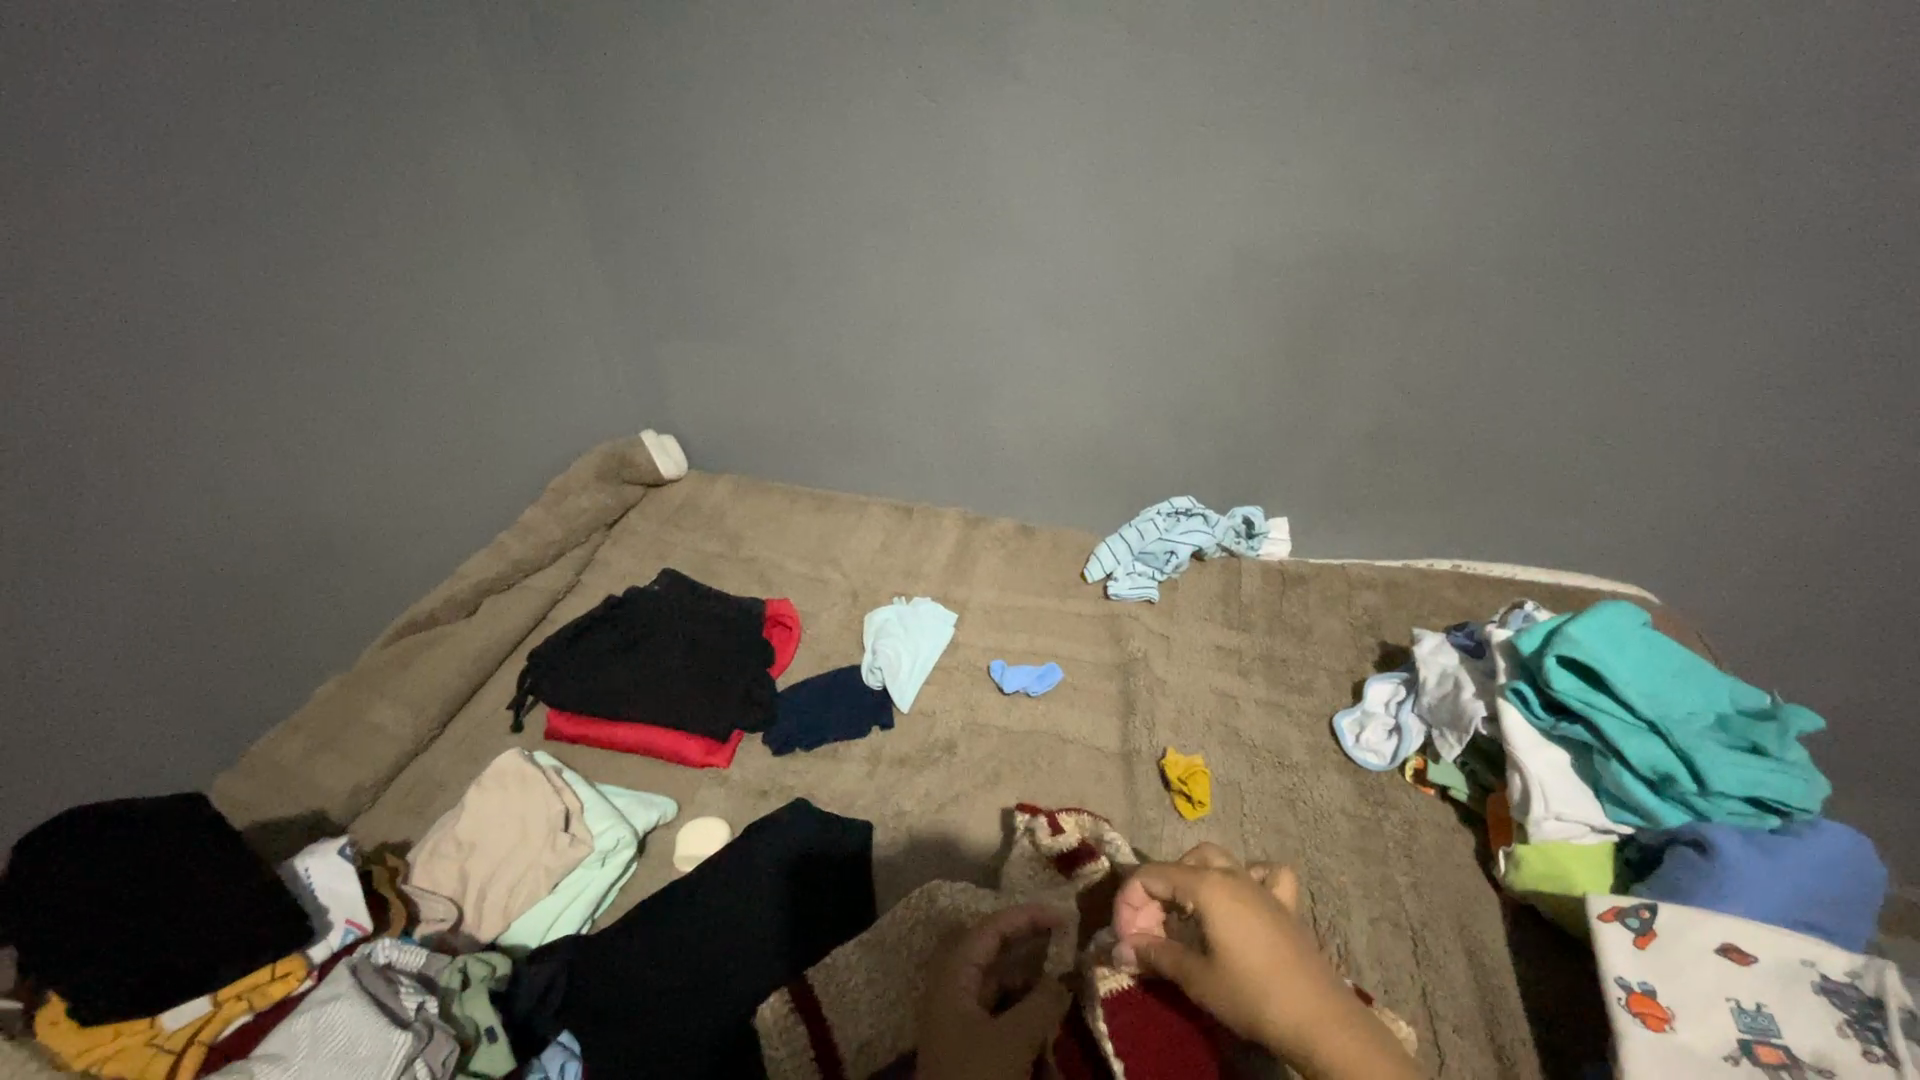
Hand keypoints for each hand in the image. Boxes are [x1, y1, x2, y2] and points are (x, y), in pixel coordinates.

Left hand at [916, 904, 1073, 1079]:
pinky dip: (1026, 1020)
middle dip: (1031, 950)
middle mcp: (952, 991)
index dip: (1026, 917)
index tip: (1063, 915)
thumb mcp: (1013, 1040)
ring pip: (1001, 989)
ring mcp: (960, 1021)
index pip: (989, 929)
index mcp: (952, 977)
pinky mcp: (971, 1049)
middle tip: (1066, 943)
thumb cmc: (975, 1079)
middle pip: (995, 955)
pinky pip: (1003, 1020)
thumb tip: (1064, 978)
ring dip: (1033, 989)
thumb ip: (1042, 1002)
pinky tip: (1049, 1033)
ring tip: (1064, 989)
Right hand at [1111, 844, 1419, 1079]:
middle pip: (1182, 864)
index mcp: (1206, 886)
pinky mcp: (1286, 906)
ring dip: (1194, 879)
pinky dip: (1248, 878)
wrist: (1319, 1020)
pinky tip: (1242, 899)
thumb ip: (1155, 955)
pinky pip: (1265, 875)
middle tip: (1150, 931)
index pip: (1151, 876)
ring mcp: (1263, 887)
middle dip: (1158, 892)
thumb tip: (1121, 948)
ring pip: (1220, 861)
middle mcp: (1233, 875)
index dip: (1129, 903)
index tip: (1125, 939)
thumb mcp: (1196, 978)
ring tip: (1185, 913)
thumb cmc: (1252, 995)